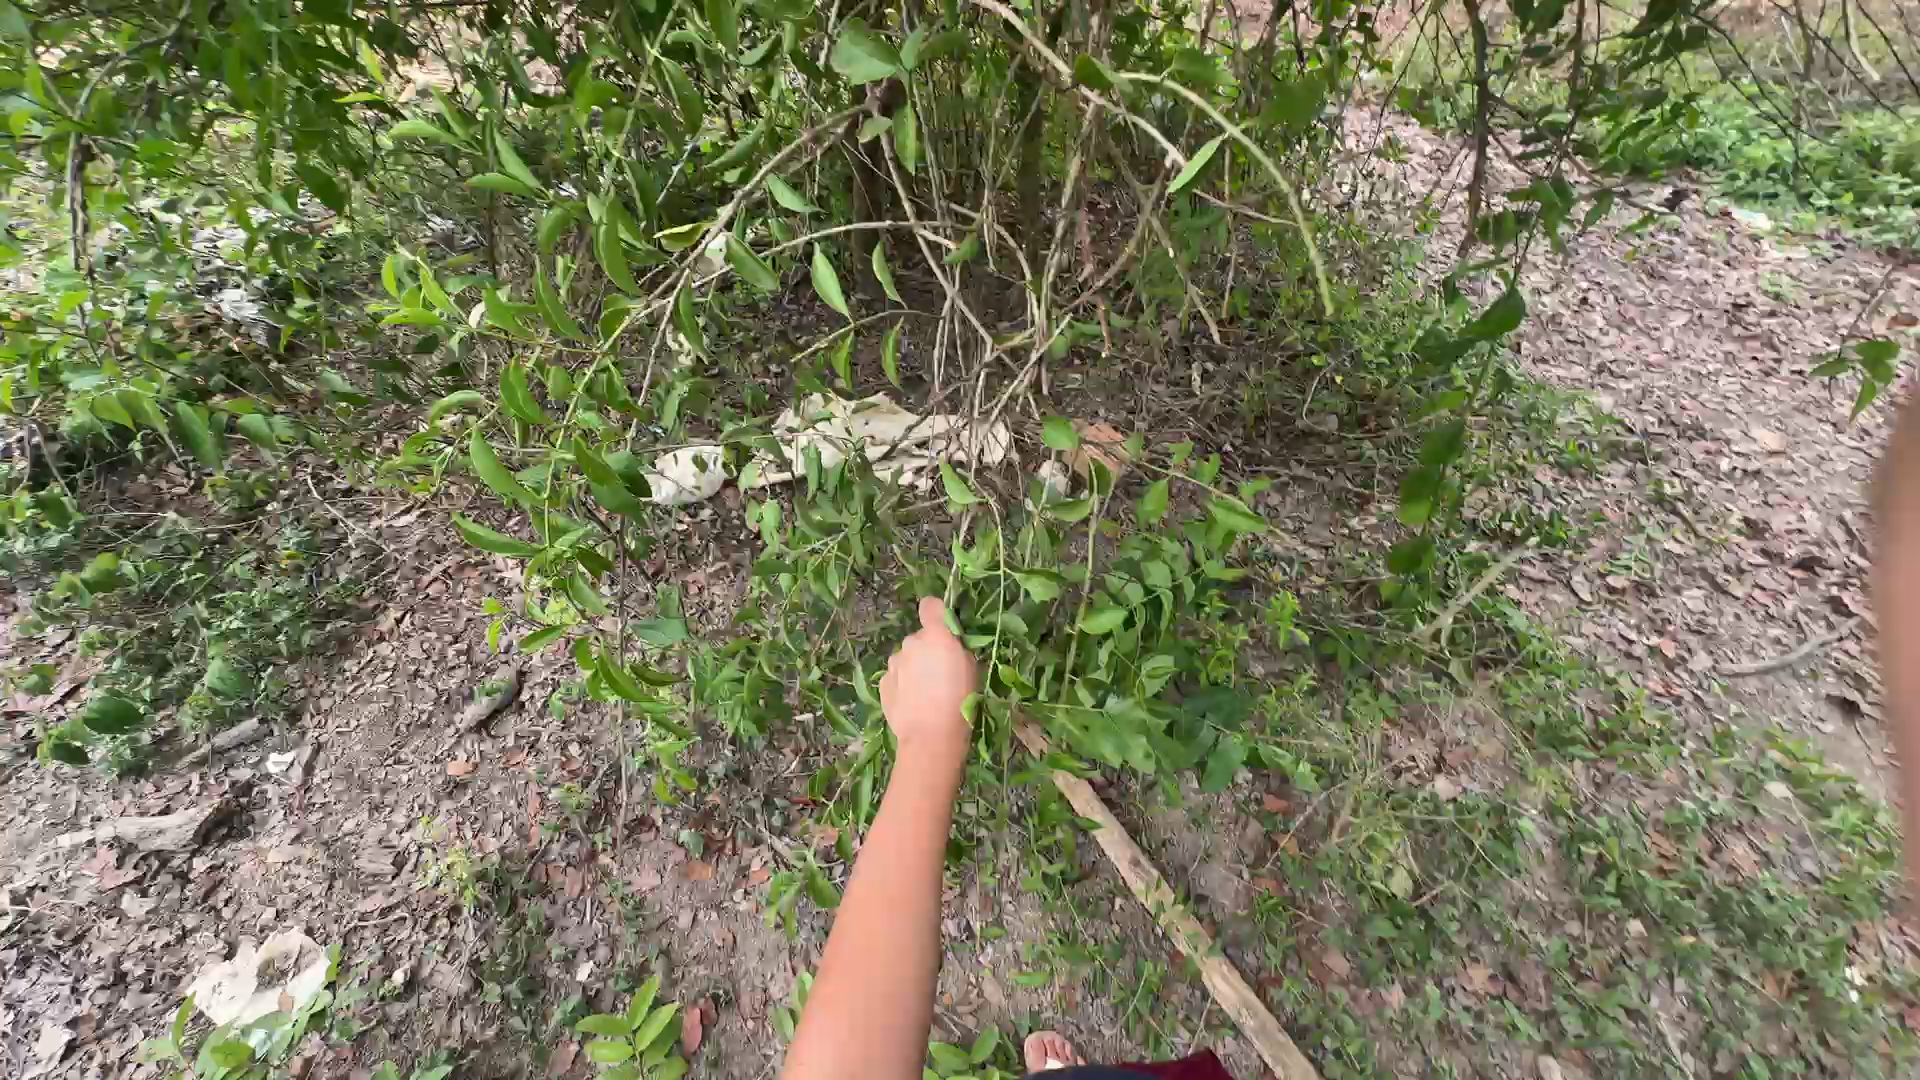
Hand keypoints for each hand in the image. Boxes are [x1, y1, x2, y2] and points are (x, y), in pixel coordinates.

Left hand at [879, 596, 977, 755]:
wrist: (930, 736)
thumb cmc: (960, 701)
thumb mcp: (972, 670)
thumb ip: (958, 650)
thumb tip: (951, 648)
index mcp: (936, 636)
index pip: (930, 606)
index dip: (936, 613)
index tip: (942, 627)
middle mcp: (911, 643)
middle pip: (920, 639)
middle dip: (928, 652)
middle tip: (940, 675)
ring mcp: (894, 663)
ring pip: (906, 659)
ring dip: (914, 669)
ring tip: (926, 694)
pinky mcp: (883, 683)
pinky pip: (896, 677)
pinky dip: (904, 685)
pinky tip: (914, 703)